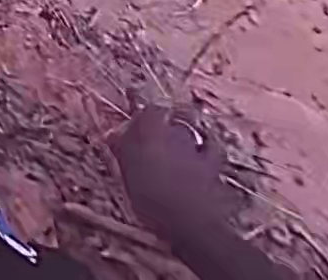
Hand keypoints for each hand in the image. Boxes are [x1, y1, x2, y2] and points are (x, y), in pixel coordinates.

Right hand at [112, 106, 234, 243]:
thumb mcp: (125, 168)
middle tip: (153, 129)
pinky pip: (212, 148)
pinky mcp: (215, 167)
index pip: (147, 106)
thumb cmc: (148, 192)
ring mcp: (197, 149)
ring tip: (177, 139)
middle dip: (163, 121)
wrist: (188, 223)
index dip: (140, 105)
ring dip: (184, 132)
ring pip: (191, 131)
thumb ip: (121, 147)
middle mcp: (175, 132)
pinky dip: (207, 146)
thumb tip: (112, 134)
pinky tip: (202, 150)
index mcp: (149, 128)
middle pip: (170, 117)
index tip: (133, 104)